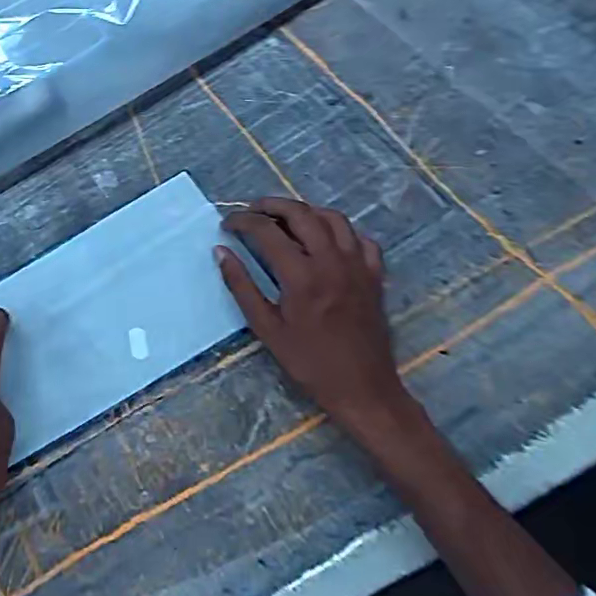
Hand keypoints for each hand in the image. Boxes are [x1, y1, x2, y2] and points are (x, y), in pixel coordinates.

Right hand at [216, 198, 407, 431]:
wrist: (364, 389)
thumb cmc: (309, 361)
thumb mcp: (265, 327)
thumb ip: (241, 285)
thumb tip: (221, 252)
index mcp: (301, 276)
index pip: (267, 230)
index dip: (242, 221)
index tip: (227, 225)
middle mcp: (332, 263)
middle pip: (301, 214)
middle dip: (271, 205)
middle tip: (252, 211)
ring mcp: (358, 267)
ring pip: (333, 219)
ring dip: (305, 211)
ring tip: (285, 219)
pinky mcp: (375, 277)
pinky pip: (361, 239)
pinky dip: (340, 231)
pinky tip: (325, 240)